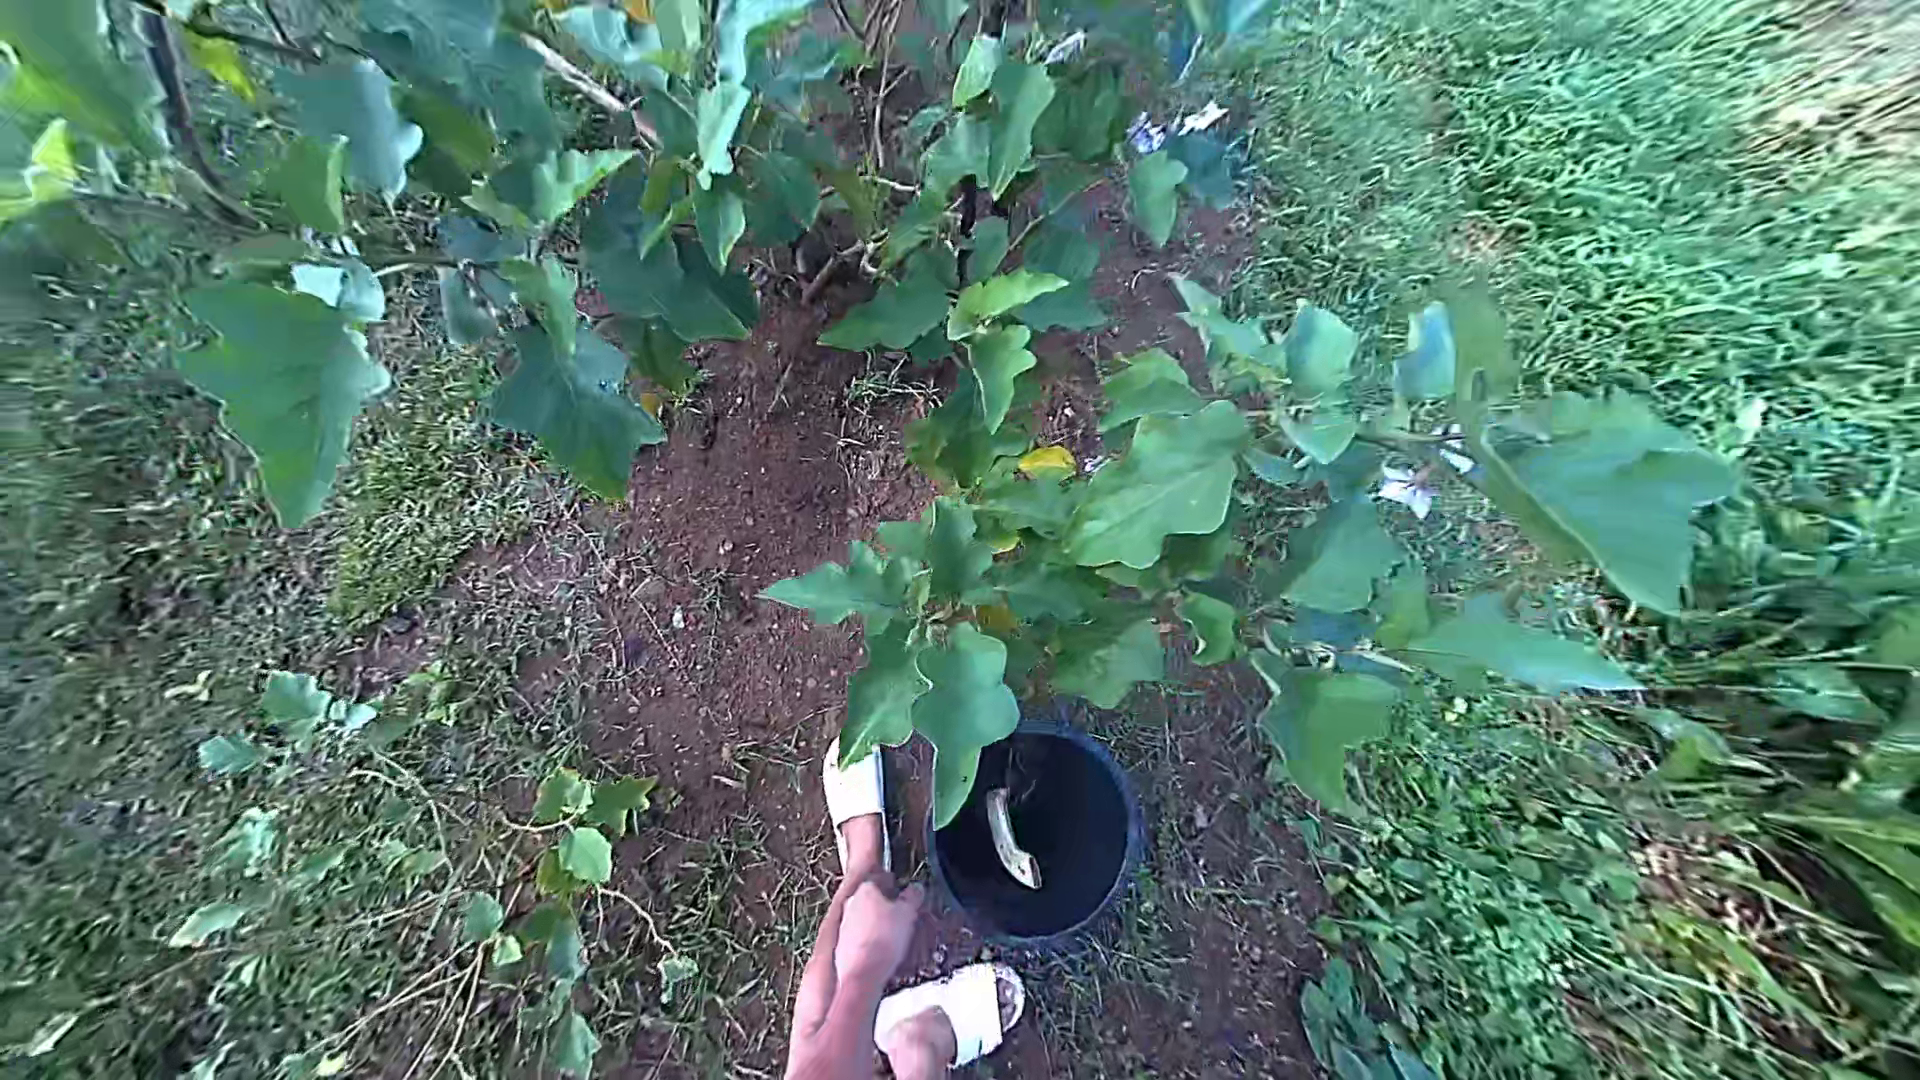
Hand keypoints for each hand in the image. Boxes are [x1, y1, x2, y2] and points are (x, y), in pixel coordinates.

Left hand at [832, 879, 923, 982]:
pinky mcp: (841, 947)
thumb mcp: (908, 913)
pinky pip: (857, 938)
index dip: (892, 883)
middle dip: (883, 903)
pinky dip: (867, 940)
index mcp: (866, 889)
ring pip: (862, 918)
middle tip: (898, 911)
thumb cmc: (884, 940)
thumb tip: (916, 889)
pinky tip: (879, 950)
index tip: (900, 889)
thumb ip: (912, 897)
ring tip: (891, 933)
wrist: (863, 976)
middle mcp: (851, 904)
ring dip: (874, 922)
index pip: (879, 878)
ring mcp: (844, 926)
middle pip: (869, 897)